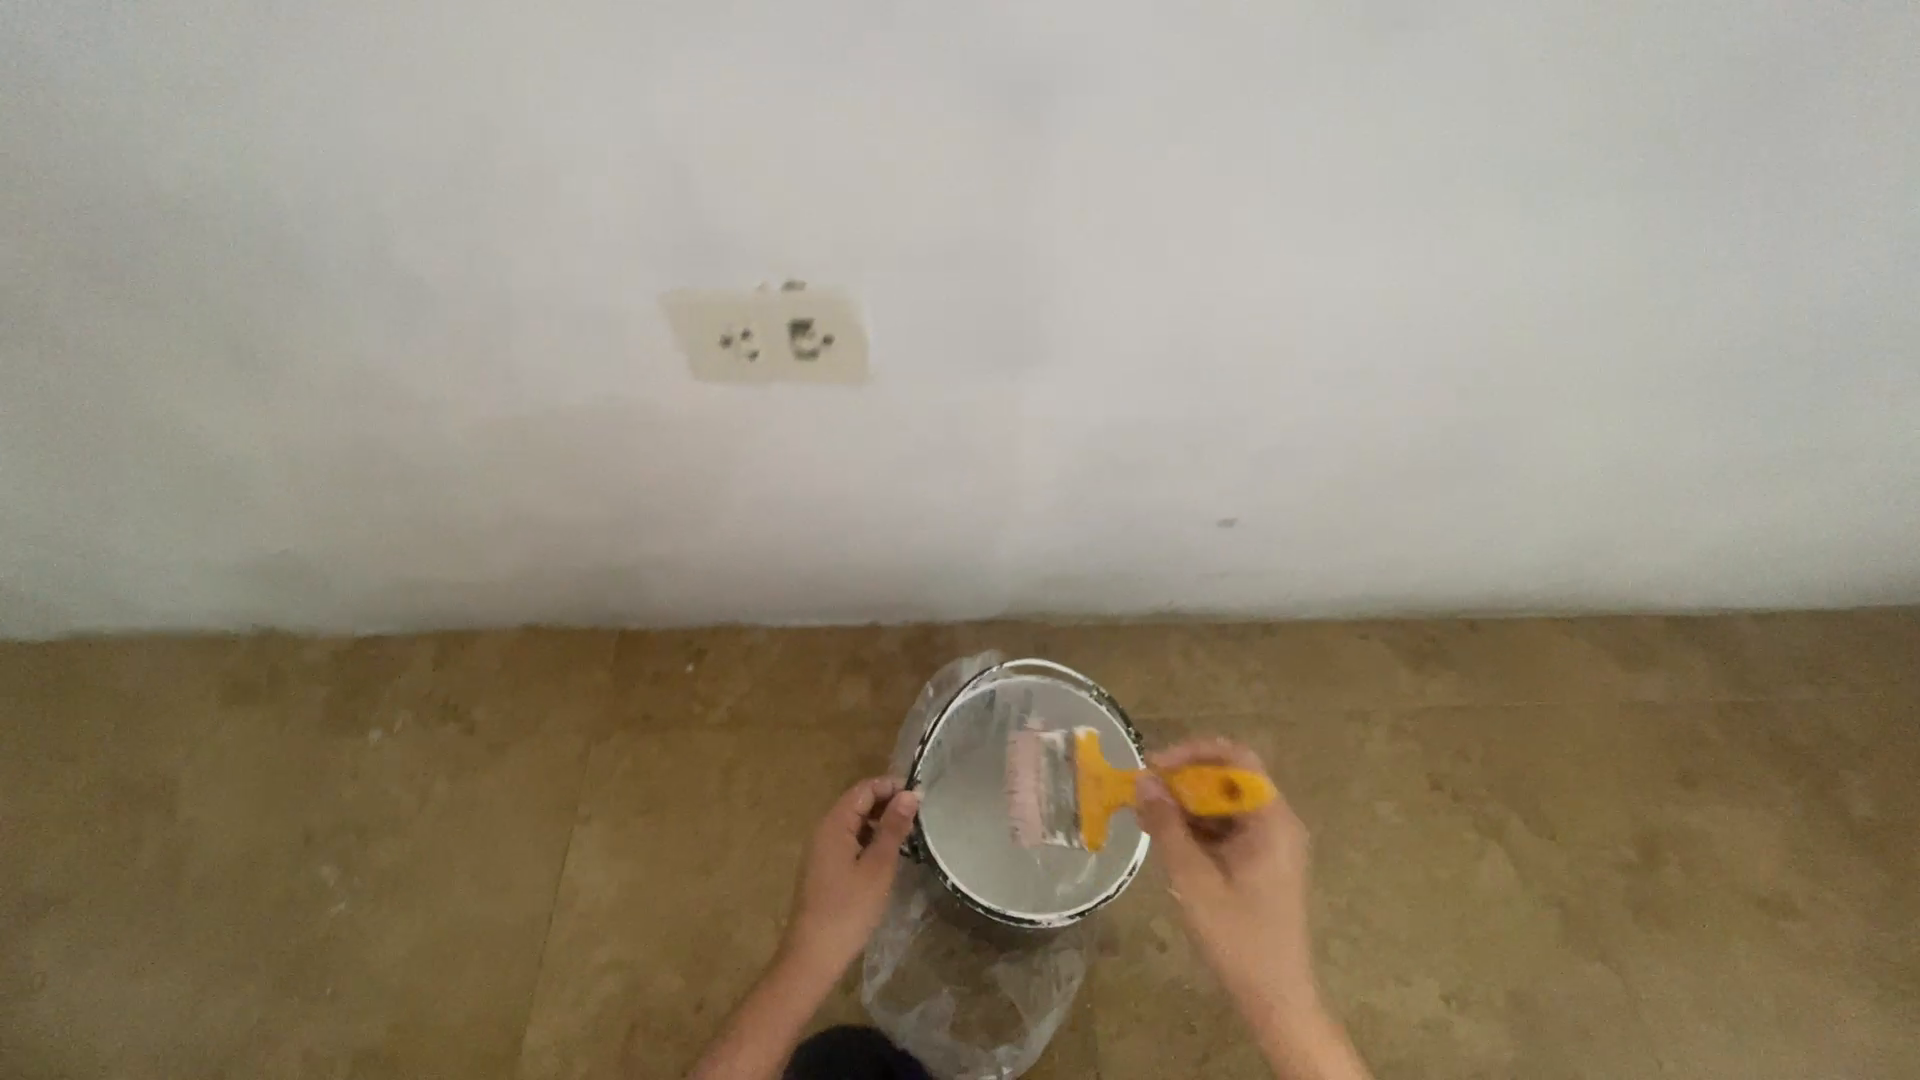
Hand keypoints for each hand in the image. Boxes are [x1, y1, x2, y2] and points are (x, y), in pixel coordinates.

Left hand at [779, 776, 919, 976]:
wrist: (813, 957)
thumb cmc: (848, 909)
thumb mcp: (878, 866)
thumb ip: (894, 827)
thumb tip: (910, 794)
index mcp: (834, 823)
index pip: (865, 788)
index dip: (892, 786)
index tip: (921, 797)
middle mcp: (824, 830)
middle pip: (858, 802)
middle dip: (888, 803)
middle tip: (920, 816)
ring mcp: (822, 850)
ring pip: (855, 823)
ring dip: (881, 822)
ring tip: (909, 835)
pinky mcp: (825, 868)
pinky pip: (850, 840)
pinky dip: (870, 840)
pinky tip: (888, 856)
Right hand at [1135, 738, 1317, 1018]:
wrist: (1275, 999)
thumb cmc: (1238, 936)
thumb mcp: (1193, 879)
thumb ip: (1167, 826)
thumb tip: (1145, 781)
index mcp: (1271, 820)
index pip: (1235, 757)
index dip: (1192, 752)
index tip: (1154, 767)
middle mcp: (1276, 822)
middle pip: (1227, 779)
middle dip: (1182, 781)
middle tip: (1142, 794)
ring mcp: (1270, 844)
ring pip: (1222, 804)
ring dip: (1184, 805)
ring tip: (1145, 818)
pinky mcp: (1260, 863)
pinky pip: (1225, 828)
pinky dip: (1195, 828)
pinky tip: (1165, 840)